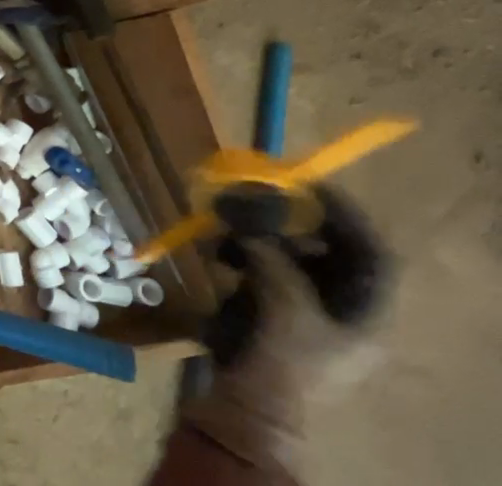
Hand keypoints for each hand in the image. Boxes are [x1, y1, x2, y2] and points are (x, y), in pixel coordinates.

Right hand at [187, 187, 386, 463]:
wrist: (250, 407)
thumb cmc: (281, 364)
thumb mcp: (284, 312)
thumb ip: (272, 264)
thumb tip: (247, 224)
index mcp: (367, 316)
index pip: (373, 256)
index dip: (348, 218)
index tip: (313, 186)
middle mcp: (343, 311)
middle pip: (330, 255)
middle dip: (295, 226)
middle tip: (260, 200)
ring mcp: (304, 313)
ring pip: (292, 261)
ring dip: (261, 240)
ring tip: (228, 229)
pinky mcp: (269, 314)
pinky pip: (263, 273)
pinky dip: (243, 257)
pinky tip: (219, 254)